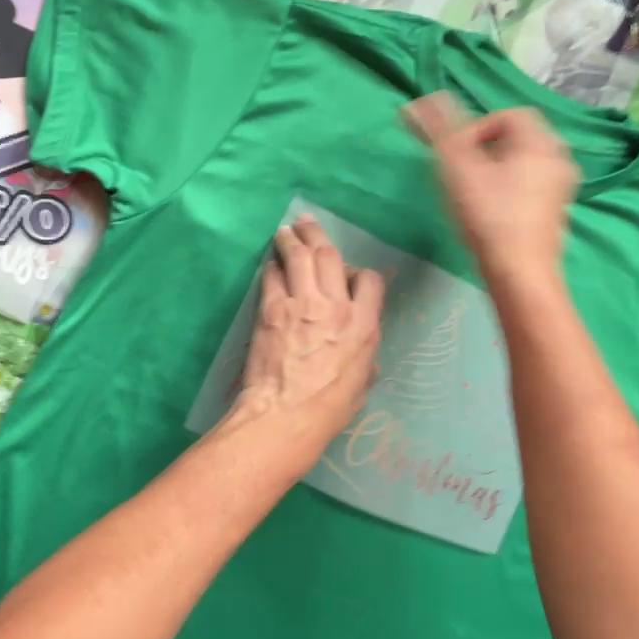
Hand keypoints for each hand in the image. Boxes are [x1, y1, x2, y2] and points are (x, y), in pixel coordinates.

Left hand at [220, 215, 384, 451]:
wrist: (285, 415)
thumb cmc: (328, 410)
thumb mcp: (361, 384)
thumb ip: (364, 358)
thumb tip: (364, 354)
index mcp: (364, 326)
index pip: (369, 280)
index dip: (359, 272)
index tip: (348, 273)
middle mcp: (335, 306)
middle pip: (329, 256)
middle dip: (318, 236)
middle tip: (307, 223)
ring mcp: (301, 304)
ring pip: (298, 257)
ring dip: (292, 239)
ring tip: (287, 229)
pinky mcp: (271, 308)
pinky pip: (272, 276)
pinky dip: (271, 266)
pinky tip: (269, 263)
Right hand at [403, 93, 578, 280]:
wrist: (518, 272)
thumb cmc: (488, 215)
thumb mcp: (457, 167)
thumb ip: (439, 130)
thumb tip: (419, 102)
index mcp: (540, 141)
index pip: (507, 115)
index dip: (476, 128)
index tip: (458, 156)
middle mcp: (559, 158)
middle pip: (515, 138)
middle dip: (484, 150)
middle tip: (461, 173)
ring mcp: (562, 187)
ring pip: (522, 163)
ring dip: (494, 170)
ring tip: (472, 193)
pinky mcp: (556, 212)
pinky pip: (529, 186)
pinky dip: (508, 190)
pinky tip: (490, 212)